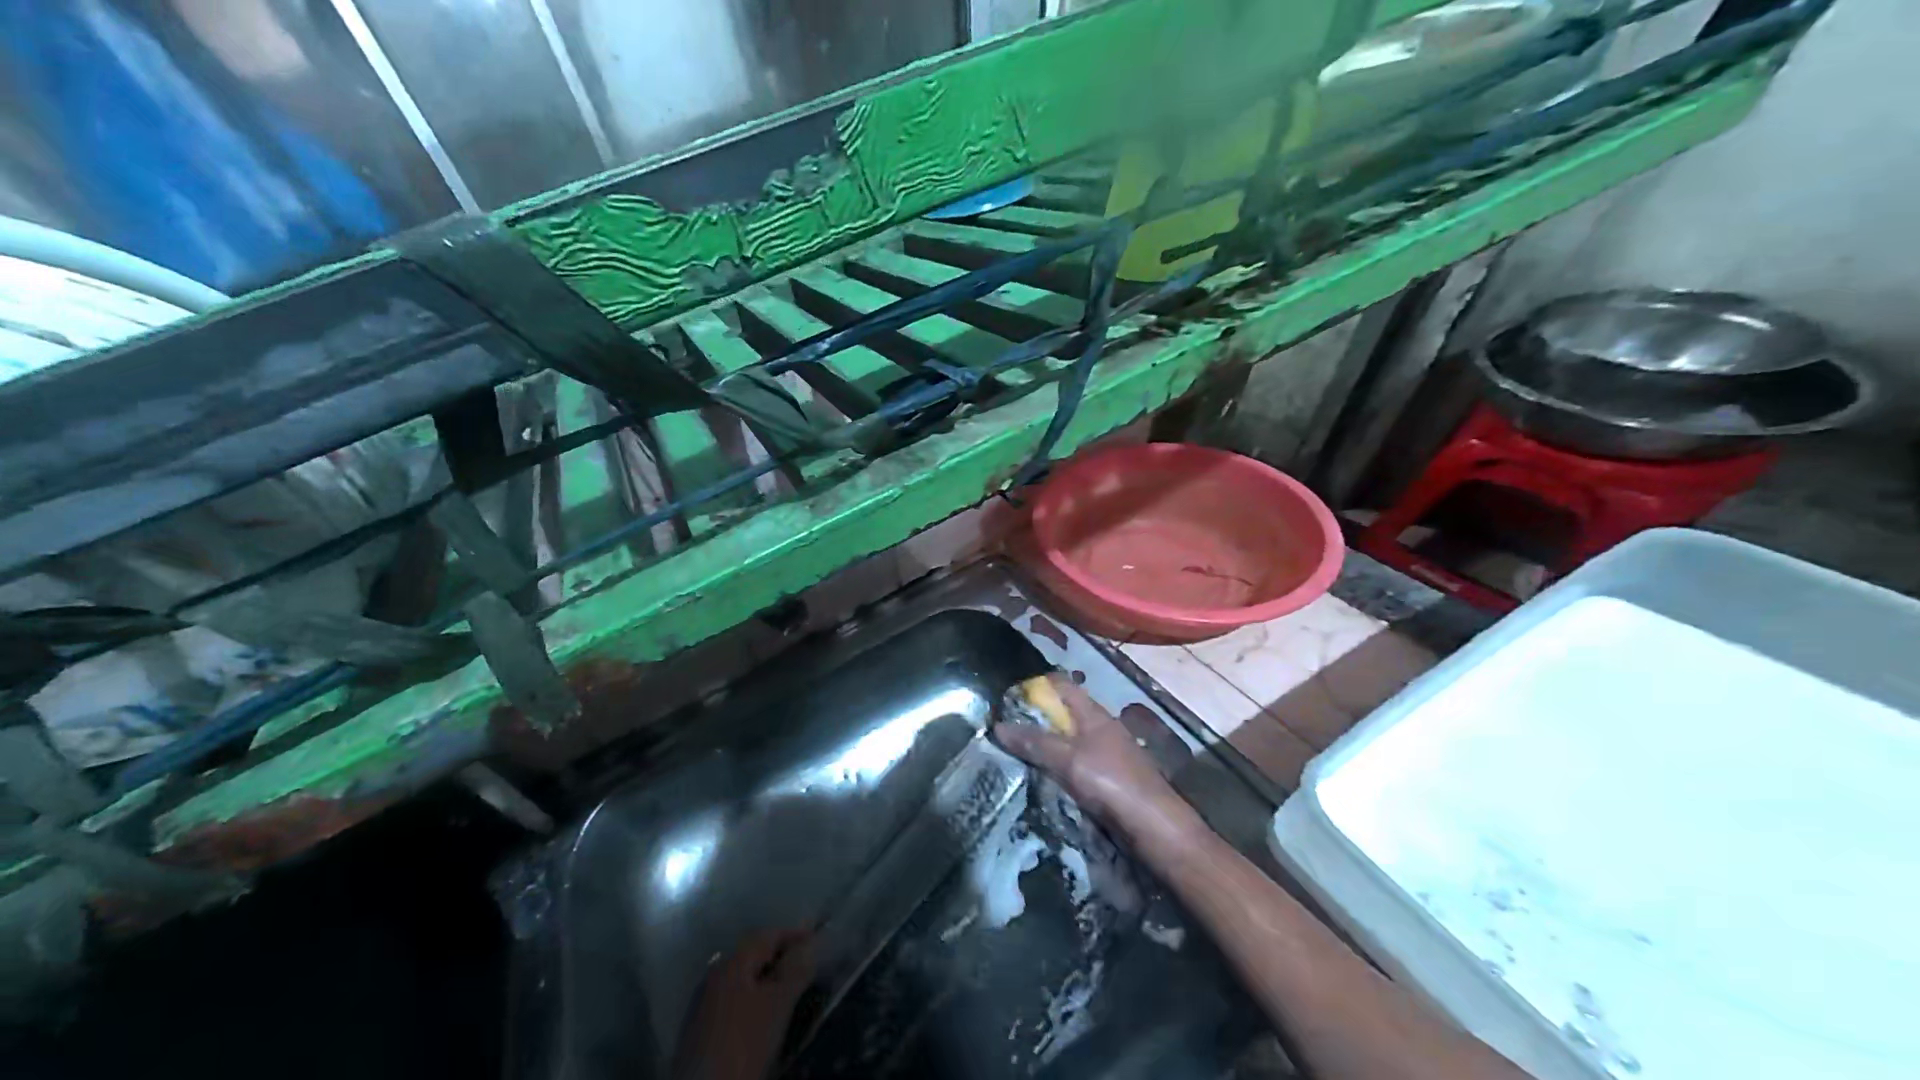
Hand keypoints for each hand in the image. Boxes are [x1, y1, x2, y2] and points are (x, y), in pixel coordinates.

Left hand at [671, 928, 815, 1079]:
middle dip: (780, 956)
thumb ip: (796, 970)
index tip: (816, 938)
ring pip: (743, 979)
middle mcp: (714, 976)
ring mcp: (704, 1004)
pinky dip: (753, 998)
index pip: (766, 935)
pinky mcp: (700, 1030)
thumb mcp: (778, 1004)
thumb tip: (810, 944)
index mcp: (732, 964)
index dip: (793, 934)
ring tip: (789, 989)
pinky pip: (734, 1000)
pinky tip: (764, 1014)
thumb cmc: (745, 1042)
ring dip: (766, 978)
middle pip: (752, 955)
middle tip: (805, 963)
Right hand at [992, 673, 1198, 849]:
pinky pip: (1075, 766)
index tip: (1008, 698)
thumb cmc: (1111, 782)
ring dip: (1046, 746)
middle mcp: (1100, 729)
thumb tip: (998, 726)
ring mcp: (1106, 755)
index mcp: (1094, 714)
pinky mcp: (1108, 780)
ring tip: (1015, 755)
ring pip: (1069, 742)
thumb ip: (1034, 742)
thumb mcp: (1068, 759)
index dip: (1036, 687)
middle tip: (1004, 730)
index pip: (1062, 686)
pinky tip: (1042, 779)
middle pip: (1064, 715)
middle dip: (1036, 719)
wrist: (1154, 826)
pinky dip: (1058, 768)